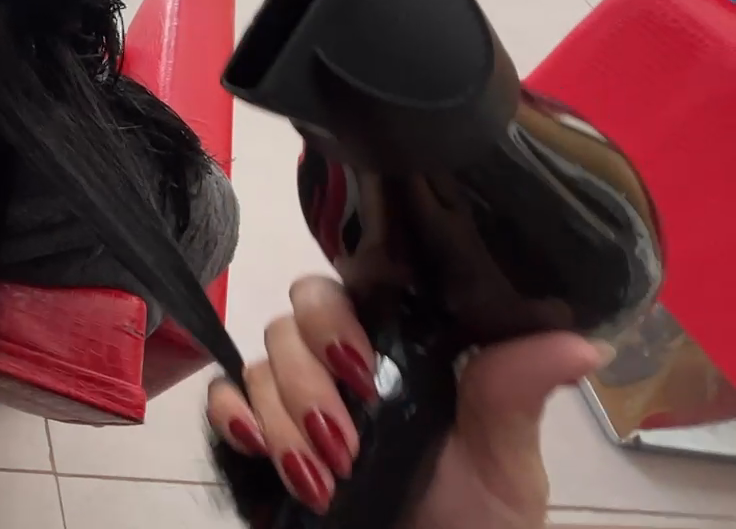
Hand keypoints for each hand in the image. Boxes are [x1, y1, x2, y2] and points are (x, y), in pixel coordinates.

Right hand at [206, 276, 607, 528]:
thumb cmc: (468, 523)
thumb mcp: (502, 466)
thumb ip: (508, 396)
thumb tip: (577, 340)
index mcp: (385, 350)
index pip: (337, 292)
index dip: (332, 317)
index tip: (359, 368)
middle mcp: (326, 359)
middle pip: (286, 326)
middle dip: (307, 384)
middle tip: (344, 445)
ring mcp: (282, 391)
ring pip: (256, 367)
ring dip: (284, 422)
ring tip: (324, 482)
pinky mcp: (249, 423)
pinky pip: (220, 395)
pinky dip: (231, 414)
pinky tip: (254, 444)